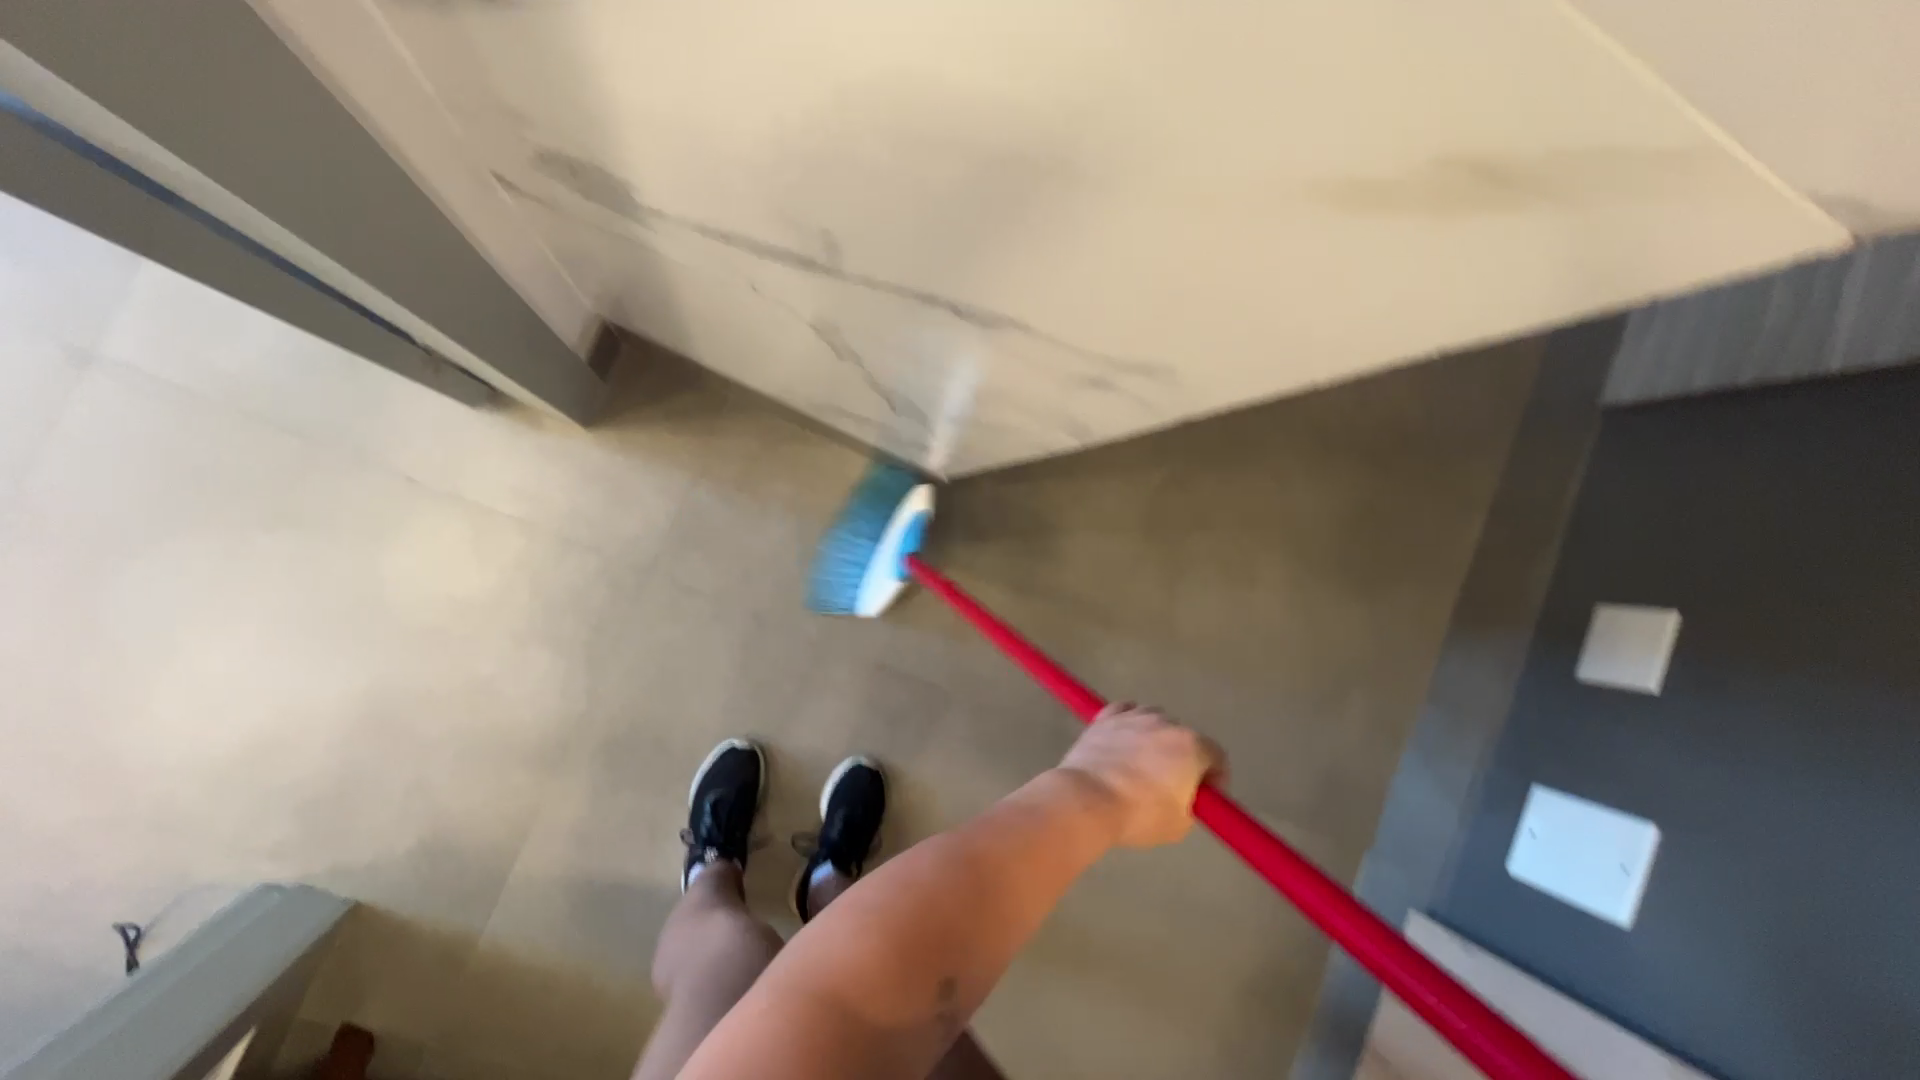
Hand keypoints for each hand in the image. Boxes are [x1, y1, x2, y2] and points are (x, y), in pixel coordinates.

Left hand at [1057, 704, 1224, 848]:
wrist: (1087, 799)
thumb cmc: (1139, 815)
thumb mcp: (1179, 825)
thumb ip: (1189, 805)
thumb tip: (1181, 797)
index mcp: (1191, 746)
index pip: (1217, 756)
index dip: (1215, 778)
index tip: (1203, 796)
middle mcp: (1166, 723)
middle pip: (1185, 737)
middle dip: (1184, 758)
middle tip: (1170, 784)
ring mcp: (1134, 716)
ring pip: (1155, 720)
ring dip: (1156, 738)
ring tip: (1143, 762)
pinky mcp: (1105, 717)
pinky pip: (1125, 711)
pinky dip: (1129, 722)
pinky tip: (1124, 737)